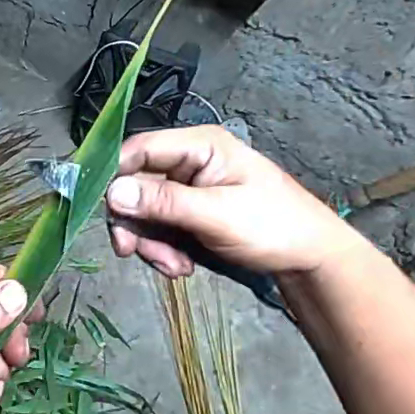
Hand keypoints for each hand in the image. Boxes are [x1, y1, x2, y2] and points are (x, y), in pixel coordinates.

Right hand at [107, 125, 356, 277]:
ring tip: (175, 268)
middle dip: (135, 223)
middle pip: (135, 185)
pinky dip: (163, 250)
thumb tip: (112, 192)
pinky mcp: (189, 213)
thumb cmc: (273, 227)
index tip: (105, 212)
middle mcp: (188, 162)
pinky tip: (182, 266)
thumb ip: (164, 202)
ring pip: (143, 212)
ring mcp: (188, 188)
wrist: (310, 260)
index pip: (139, 149)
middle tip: (133, 254)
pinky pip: (159, 228)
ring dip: (151, 243)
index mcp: (199, 146)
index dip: (114, 176)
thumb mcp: (217, 215)